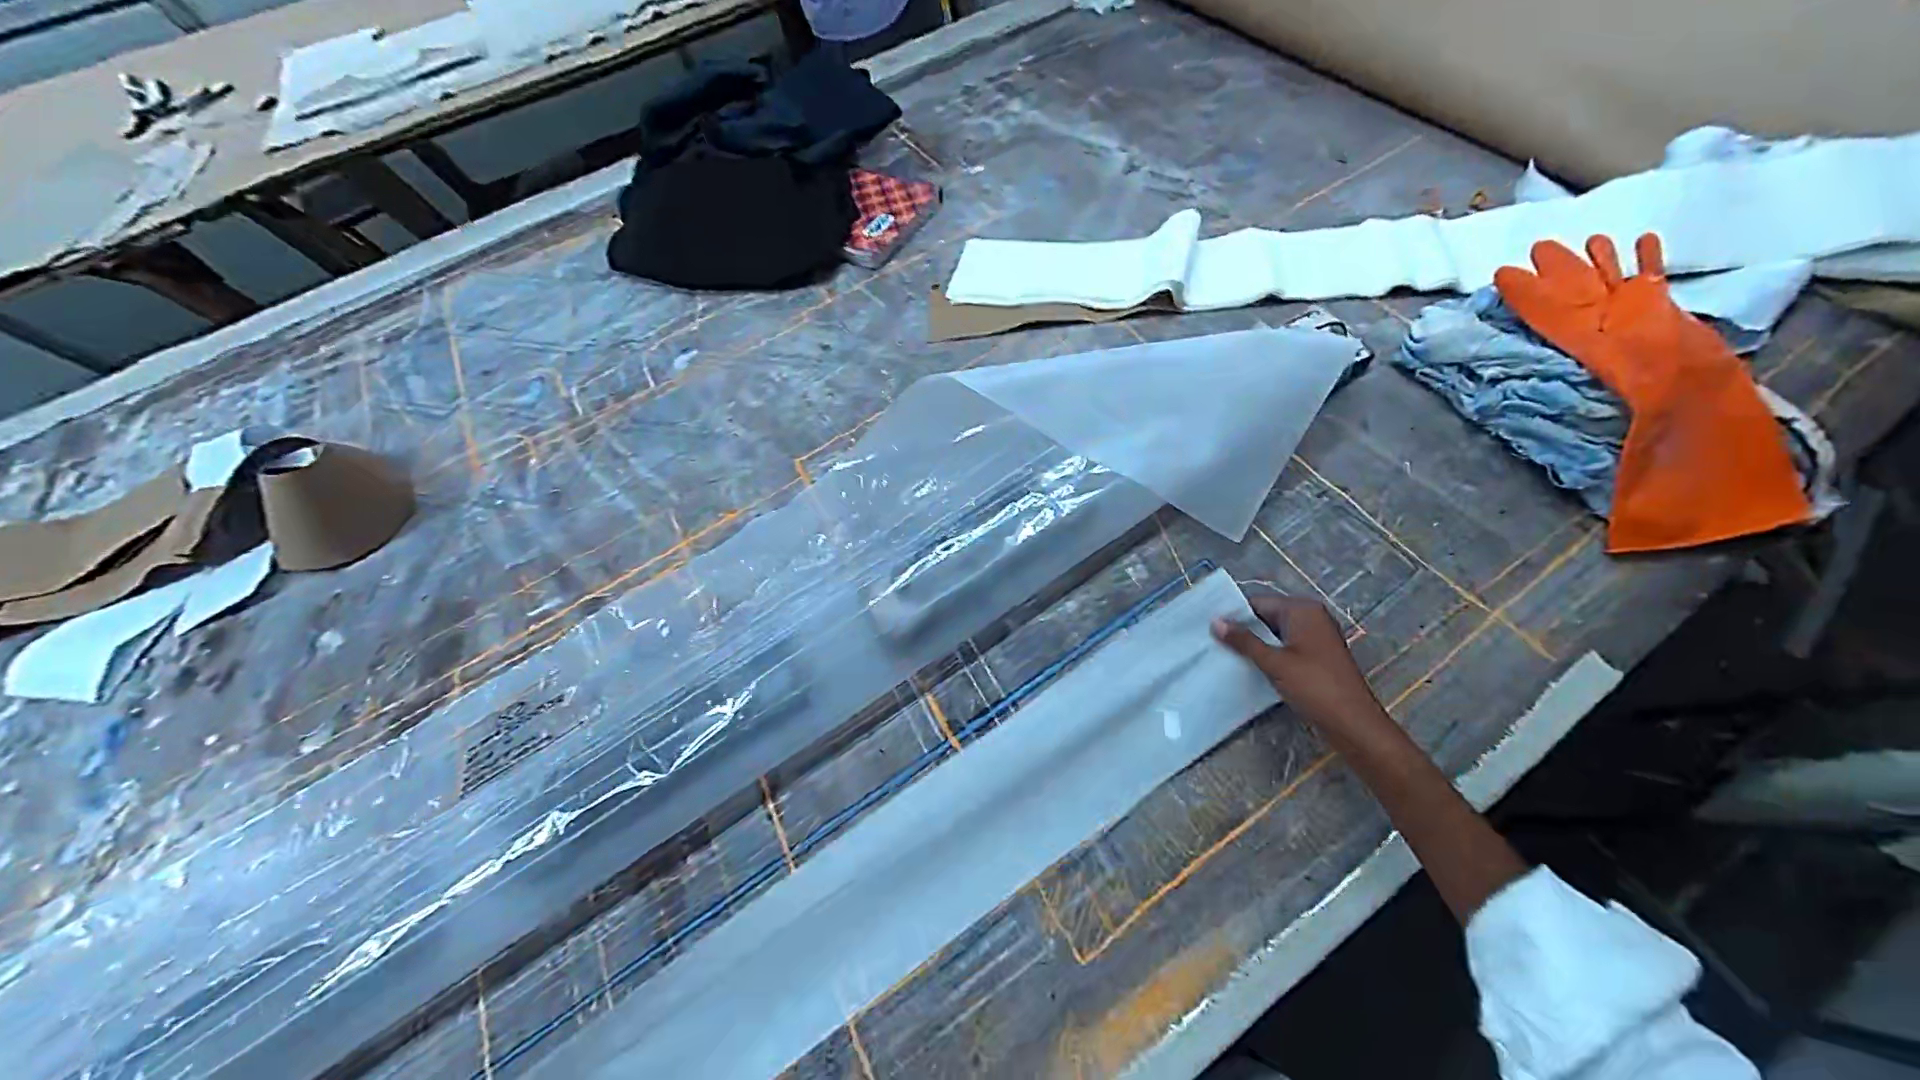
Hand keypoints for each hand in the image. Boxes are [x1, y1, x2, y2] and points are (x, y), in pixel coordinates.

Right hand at [1211, 596, 1387, 737]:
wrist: (1352, 723)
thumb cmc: (1314, 686)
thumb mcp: (1274, 662)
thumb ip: (1244, 641)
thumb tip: (1216, 622)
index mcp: (1303, 610)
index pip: (1258, 603)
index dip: (1234, 614)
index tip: (1207, 626)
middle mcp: (1311, 618)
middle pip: (1266, 616)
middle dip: (1242, 629)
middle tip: (1210, 640)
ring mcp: (1315, 637)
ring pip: (1274, 633)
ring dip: (1254, 643)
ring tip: (1223, 653)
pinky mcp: (1316, 656)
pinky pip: (1284, 647)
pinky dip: (1268, 654)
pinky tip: (1248, 665)